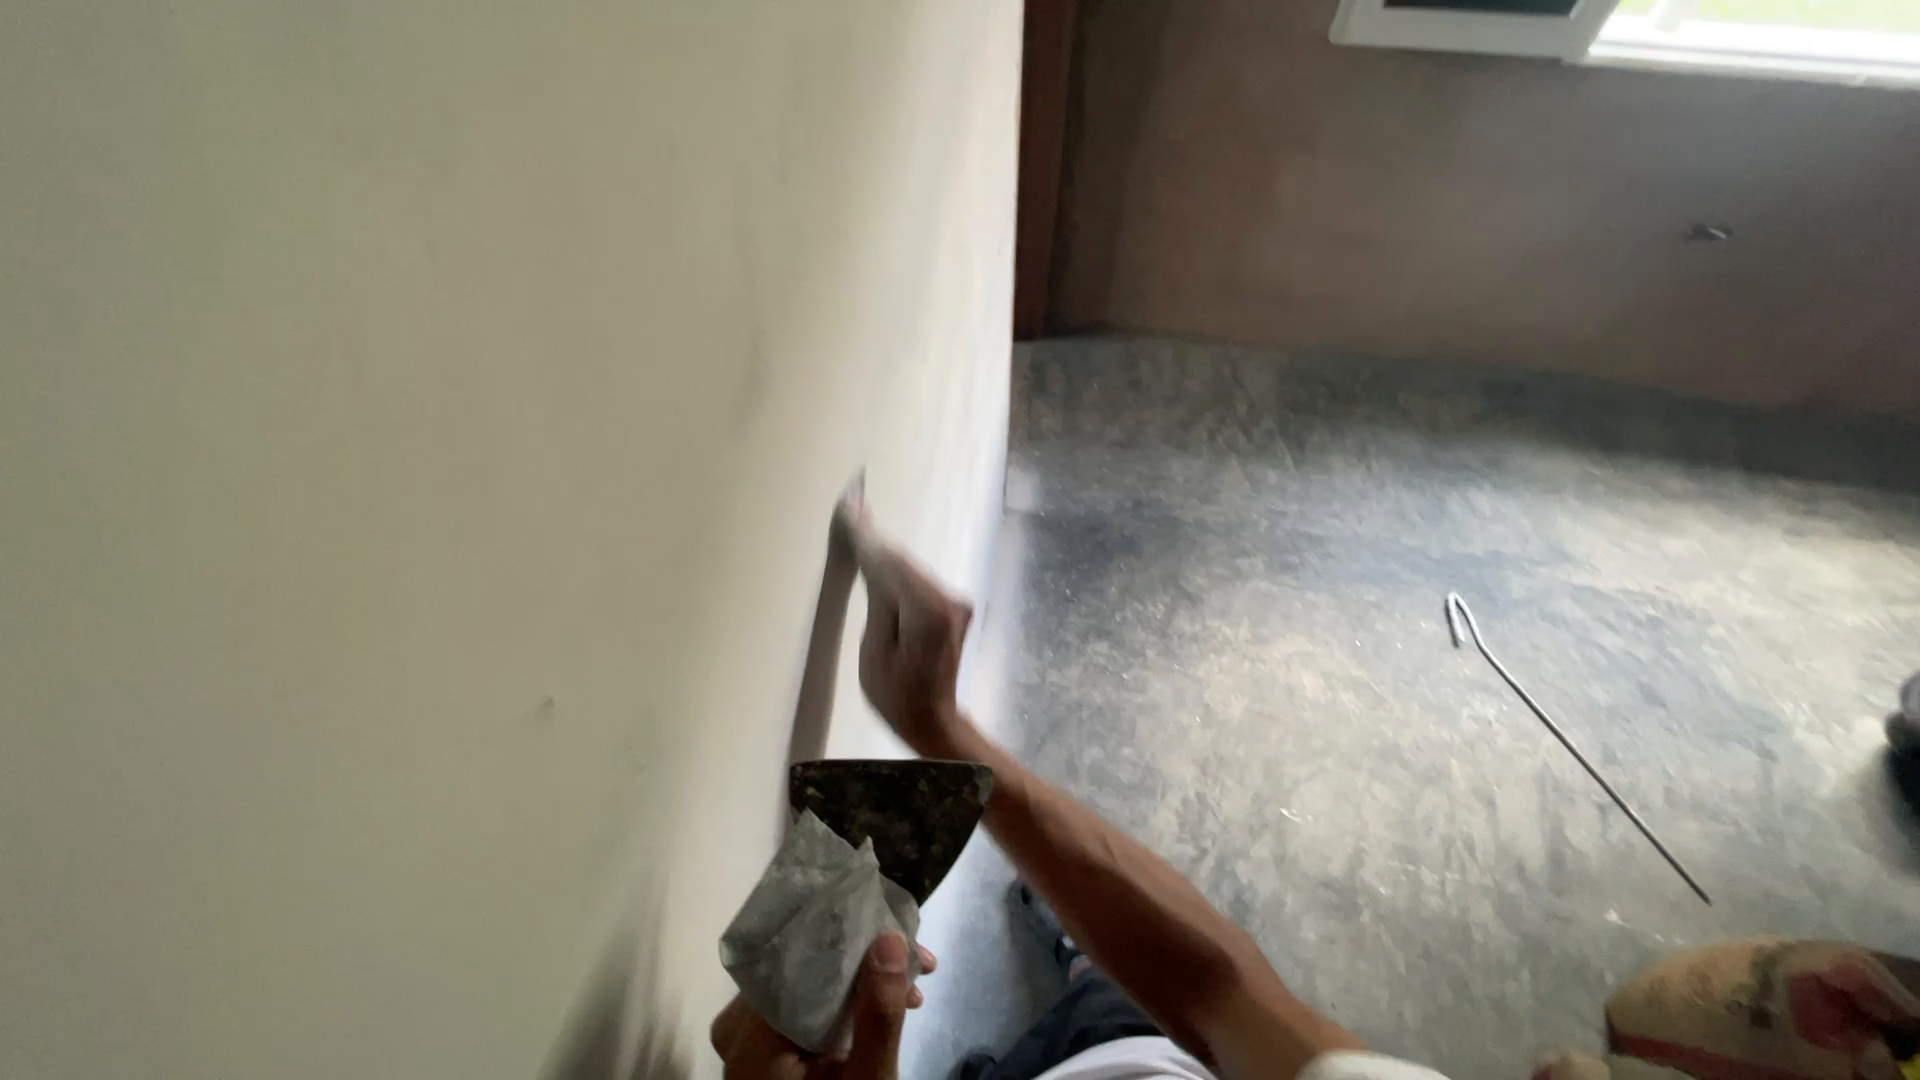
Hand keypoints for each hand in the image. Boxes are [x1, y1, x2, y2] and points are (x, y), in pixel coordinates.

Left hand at [709, 935, 936, 1079]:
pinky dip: (843, 1005)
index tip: (899, 932)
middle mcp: (739, 1030)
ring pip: (810, 984)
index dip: (853, 935)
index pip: (799, 953)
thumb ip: (877, 1014)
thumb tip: (890, 937)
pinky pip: (804, 1007)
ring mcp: (748, 1043)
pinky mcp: (763, 1055)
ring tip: (913, 988)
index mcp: (751, 1033)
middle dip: (866, 959)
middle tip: (918, 959)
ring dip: (861, 982)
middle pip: (806, 966)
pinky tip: (882, 1009)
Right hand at [849, 521, 972, 753]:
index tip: (850, 506)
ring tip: (858, 529)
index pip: (889, 564)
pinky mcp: (953, 607)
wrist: (932, 720)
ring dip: (885, 556)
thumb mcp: (874, 649)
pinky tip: (879, 562)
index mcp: (928, 610)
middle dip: (874, 541)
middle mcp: (950, 599)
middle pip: (902, 563)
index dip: (866, 537)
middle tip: (851, 507)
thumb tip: (874, 559)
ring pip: (910, 570)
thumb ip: (879, 598)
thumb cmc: (895, 696)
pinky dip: (898, 573)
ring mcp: (956, 603)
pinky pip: (918, 582)